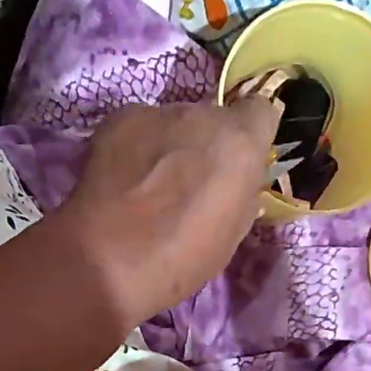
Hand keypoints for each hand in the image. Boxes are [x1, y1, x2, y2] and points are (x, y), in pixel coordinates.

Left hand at [53, 98, 281, 326]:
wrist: (110, 259)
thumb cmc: (181, 257)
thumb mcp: (231, 233)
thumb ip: (240, 193)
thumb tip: (234, 184)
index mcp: (241, 141)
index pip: (260, 111)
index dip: (248, 136)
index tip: (235, 162)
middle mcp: (203, 114)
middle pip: (211, 118)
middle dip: (203, 142)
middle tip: (184, 181)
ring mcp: (157, 113)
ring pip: (171, 122)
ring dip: (166, 143)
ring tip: (145, 182)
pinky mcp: (117, 119)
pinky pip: (136, 126)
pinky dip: (133, 146)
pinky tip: (120, 177)